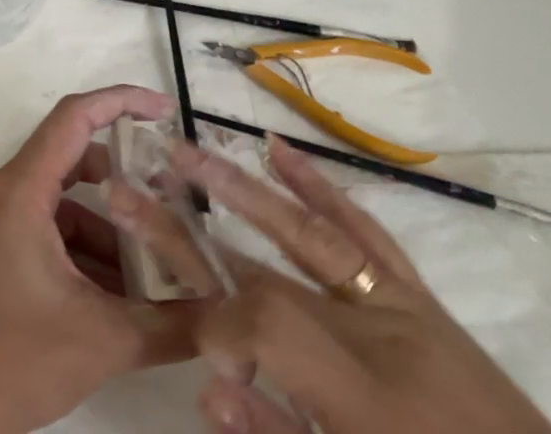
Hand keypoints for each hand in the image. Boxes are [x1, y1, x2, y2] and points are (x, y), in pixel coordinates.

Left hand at [0, 86, 208, 433]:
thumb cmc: (8, 358)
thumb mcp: (102, 340)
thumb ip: (174, 325)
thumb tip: (234, 316)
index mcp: (20, 192)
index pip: (72, 119)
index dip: (120, 102)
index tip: (166, 110)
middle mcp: (3, 195)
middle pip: (72, 161)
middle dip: (128, 180)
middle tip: (180, 204)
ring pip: (64, 206)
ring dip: (113, 232)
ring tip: (166, 272)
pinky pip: (49, 234)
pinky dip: (87, 254)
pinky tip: (126, 300)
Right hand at [108, 137, 550, 433]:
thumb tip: (206, 386)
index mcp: (364, 397)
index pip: (261, 323)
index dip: (212, 323)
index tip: (200, 350)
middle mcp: (383, 337)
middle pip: (267, 270)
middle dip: (187, 234)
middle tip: (127, 192)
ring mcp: (405, 309)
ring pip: (310, 232)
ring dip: (241, 192)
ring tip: (187, 156)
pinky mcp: (423, 301)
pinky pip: (367, 234)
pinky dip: (320, 189)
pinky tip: (280, 153)